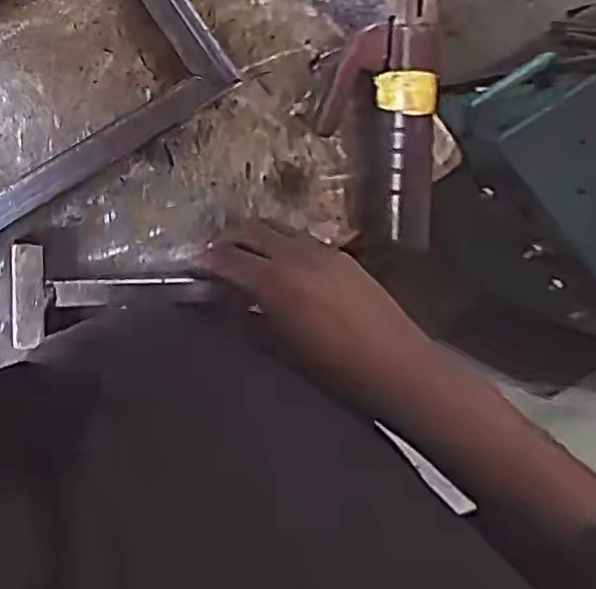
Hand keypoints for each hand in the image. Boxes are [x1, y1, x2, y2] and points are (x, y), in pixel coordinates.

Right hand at [203, 220, 446, 421]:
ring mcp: (319, 250)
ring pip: (272, 227)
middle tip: (214, 259)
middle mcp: (294, 255)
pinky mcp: (340, 254)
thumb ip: (239, 315)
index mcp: (275, 281)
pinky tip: (282, 266)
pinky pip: (298, 237)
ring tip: (246, 257)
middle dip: (225, 241)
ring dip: (252, 237)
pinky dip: (279, 243)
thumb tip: (208, 299)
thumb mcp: (277, 345)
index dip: (204, 261)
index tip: (193, 270)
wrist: (402, 369)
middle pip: (246, 230)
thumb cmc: (335, 368)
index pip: (225, 257)